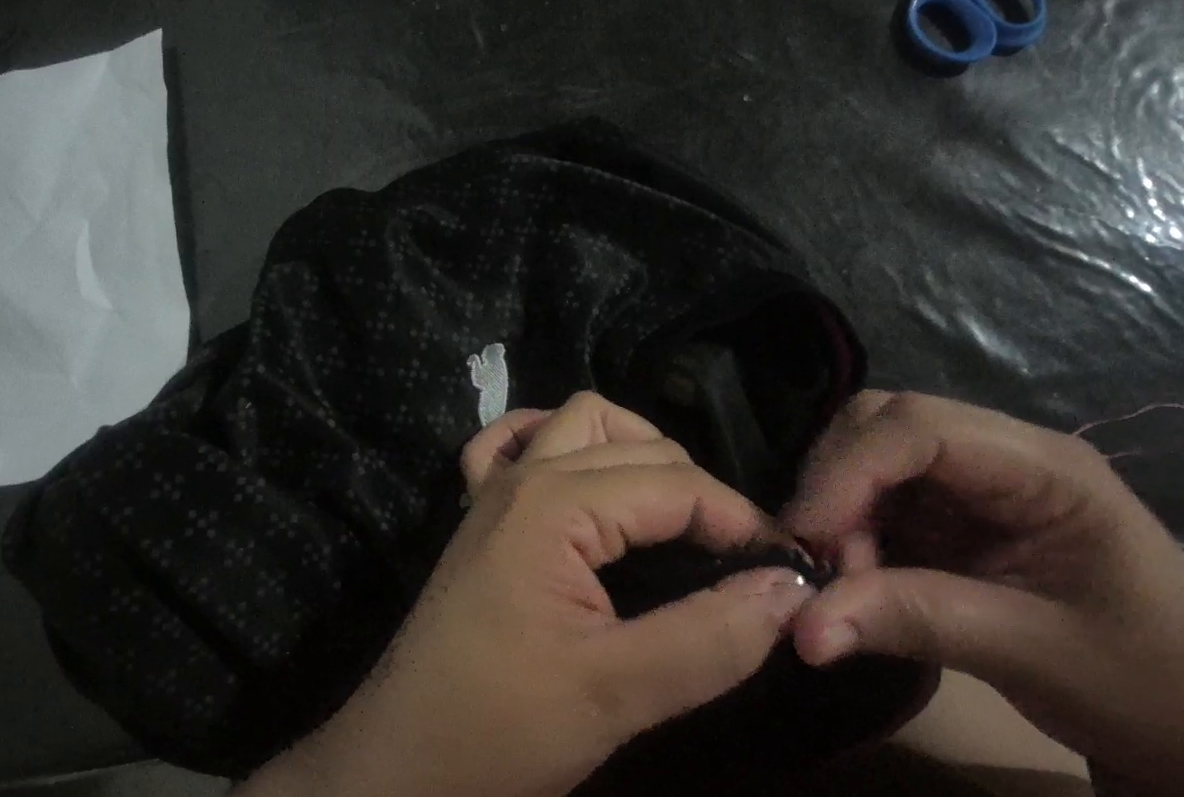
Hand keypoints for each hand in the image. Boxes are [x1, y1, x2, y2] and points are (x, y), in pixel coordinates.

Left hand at [238, 393, 814, 796]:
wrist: (394, 765)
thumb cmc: (498, 730)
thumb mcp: (614, 695)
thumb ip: (708, 638)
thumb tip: (789, 588)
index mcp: (556, 503)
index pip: (677, 485)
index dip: (742, 522)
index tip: (788, 569)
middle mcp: (525, 473)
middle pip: (639, 447)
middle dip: (700, 492)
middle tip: (740, 560)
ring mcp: (493, 486)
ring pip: (583, 422)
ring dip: (638, 451)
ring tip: (676, 514)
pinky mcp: (477, 511)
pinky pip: (516, 440)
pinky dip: (559, 441)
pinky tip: (583, 474)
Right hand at [783, 391, 1183, 796]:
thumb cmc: (1143, 688)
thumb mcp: (1032, 654)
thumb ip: (915, 621)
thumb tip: (803, 628)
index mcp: (1046, 467)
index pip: (922, 428)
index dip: (851, 470)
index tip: (807, 538)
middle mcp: (1004, 453)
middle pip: (887, 422)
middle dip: (838, 482)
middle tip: (819, 560)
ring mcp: (977, 480)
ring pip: (872, 453)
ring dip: (838, 507)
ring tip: (841, 576)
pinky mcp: (955, 512)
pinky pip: (880, 497)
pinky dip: (850, 528)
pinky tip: (855, 574)